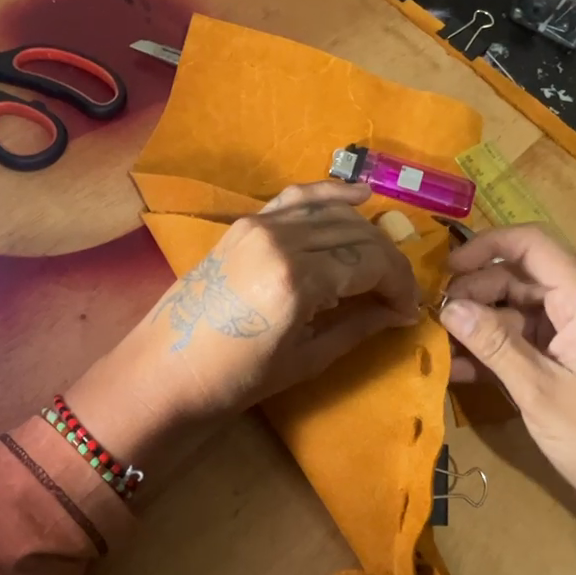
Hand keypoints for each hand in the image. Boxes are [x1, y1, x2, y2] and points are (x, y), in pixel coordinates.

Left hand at [67, 182, 419, 481]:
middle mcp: (282, 240)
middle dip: (388, 263)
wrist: (165, 373)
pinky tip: (359, 194)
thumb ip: (359, 325)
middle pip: (357, 234)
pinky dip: (329, 194)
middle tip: (399, 294)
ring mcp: (260, 225)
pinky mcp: (246, 223)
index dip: (399, 285)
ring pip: (332, 214)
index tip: (410, 309)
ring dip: (365, 233)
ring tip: (381, 261)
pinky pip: (296, 198)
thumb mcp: (306, 359)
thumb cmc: (236, 380)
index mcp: (298, 279)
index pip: (371, 263)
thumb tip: (401, 313)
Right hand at [438, 225, 575, 574]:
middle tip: (436, 319)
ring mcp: (572, 334)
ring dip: (478, 324)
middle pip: (517, 276)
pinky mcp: (565, 361)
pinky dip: (493, 350)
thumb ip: (493, 344)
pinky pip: (522, 341)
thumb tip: (447, 306)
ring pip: (514, 309)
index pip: (531, 244)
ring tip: (438, 344)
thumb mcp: (540, 391)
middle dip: (475, 291)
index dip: (486, 246)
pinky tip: (458, 369)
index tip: (446, 269)